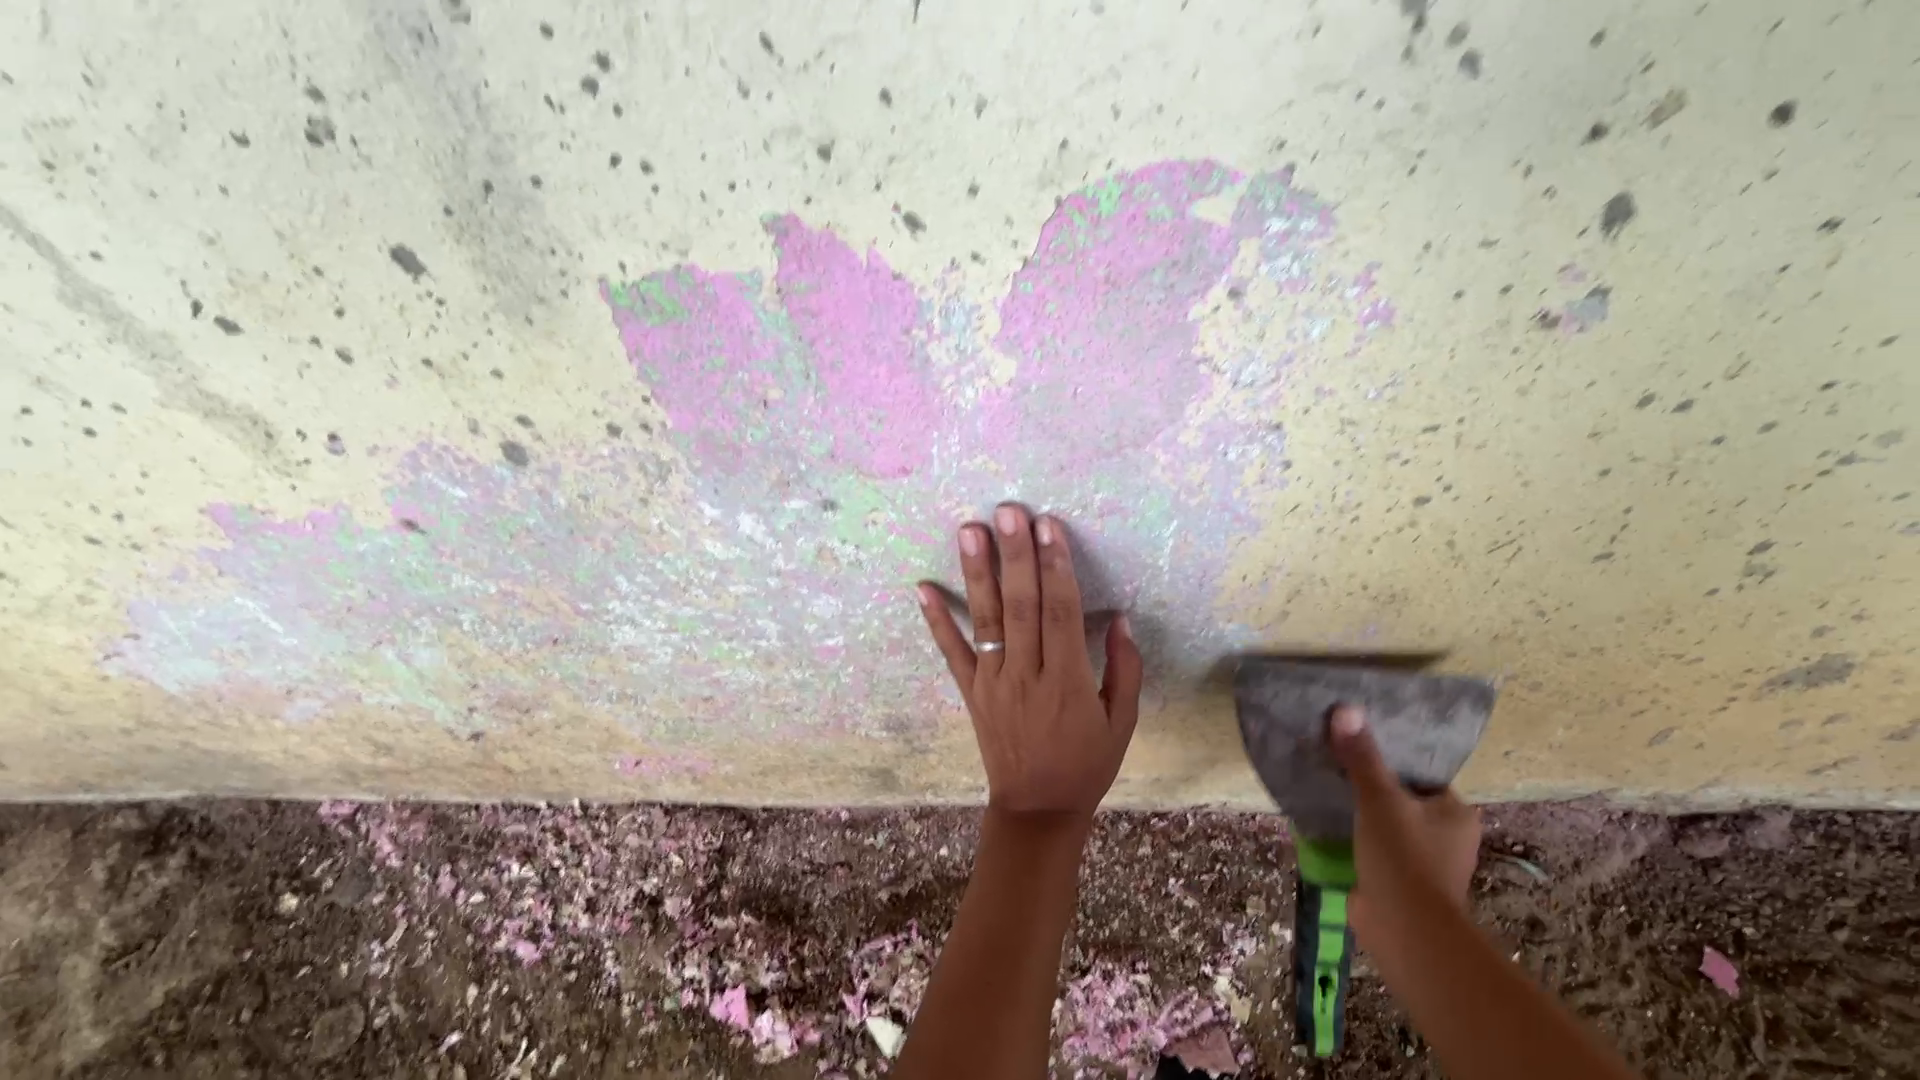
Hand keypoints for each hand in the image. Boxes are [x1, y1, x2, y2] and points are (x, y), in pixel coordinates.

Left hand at [916, 505, 1143, 818]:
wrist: (1037, 810)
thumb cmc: (1086, 764)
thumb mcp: (1123, 722)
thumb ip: (1125, 668)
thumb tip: (1120, 618)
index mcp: (1068, 681)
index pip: (1062, 612)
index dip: (1056, 567)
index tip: (1049, 527)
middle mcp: (1027, 675)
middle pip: (1021, 606)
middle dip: (1015, 556)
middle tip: (1007, 512)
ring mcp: (993, 683)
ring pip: (986, 621)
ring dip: (977, 573)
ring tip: (969, 531)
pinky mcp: (972, 692)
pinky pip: (952, 653)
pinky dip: (937, 621)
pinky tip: (923, 588)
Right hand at [1326, 705, 1481, 937]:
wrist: (1405, 930)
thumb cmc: (1404, 857)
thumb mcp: (1379, 799)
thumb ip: (1362, 757)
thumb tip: (1345, 709)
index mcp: (1456, 812)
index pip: (1422, 775)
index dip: (1391, 761)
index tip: (1357, 747)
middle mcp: (1448, 836)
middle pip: (1403, 799)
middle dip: (1372, 787)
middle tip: (1335, 765)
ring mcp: (1424, 864)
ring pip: (1388, 826)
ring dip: (1362, 815)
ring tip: (1326, 790)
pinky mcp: (1400, 884)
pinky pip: (1375, 850)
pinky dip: (1356, 840)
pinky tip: (1328, 826)